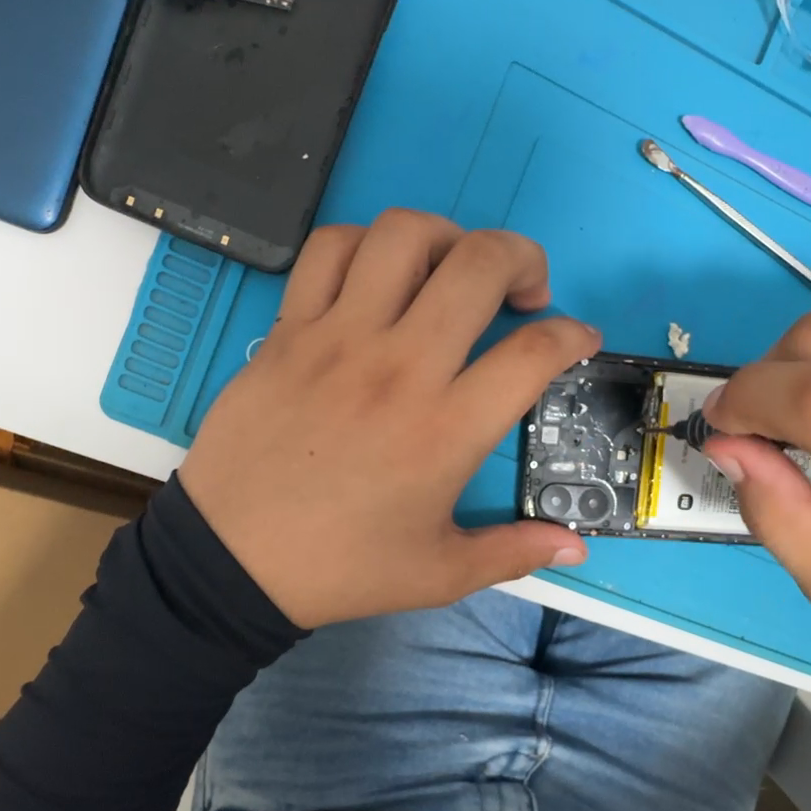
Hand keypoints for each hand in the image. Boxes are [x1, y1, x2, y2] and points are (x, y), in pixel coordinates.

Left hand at [179, 211, 599, 628]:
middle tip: (525, 289)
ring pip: (404, 236)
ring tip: (452, 270)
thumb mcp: (439, 574)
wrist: (232, 561)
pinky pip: (330, 250)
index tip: (578, 339)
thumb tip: (576, 547)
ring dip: (448, 237)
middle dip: (523, 258)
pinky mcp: (289, 330)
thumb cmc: (341, 567)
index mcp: (447, 429)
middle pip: (479, 265)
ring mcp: (339, 339)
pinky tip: (379, 274)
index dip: (573, 335)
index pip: (533, 353)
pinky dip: (366, 243)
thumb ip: (515, 554)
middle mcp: (401, 367)